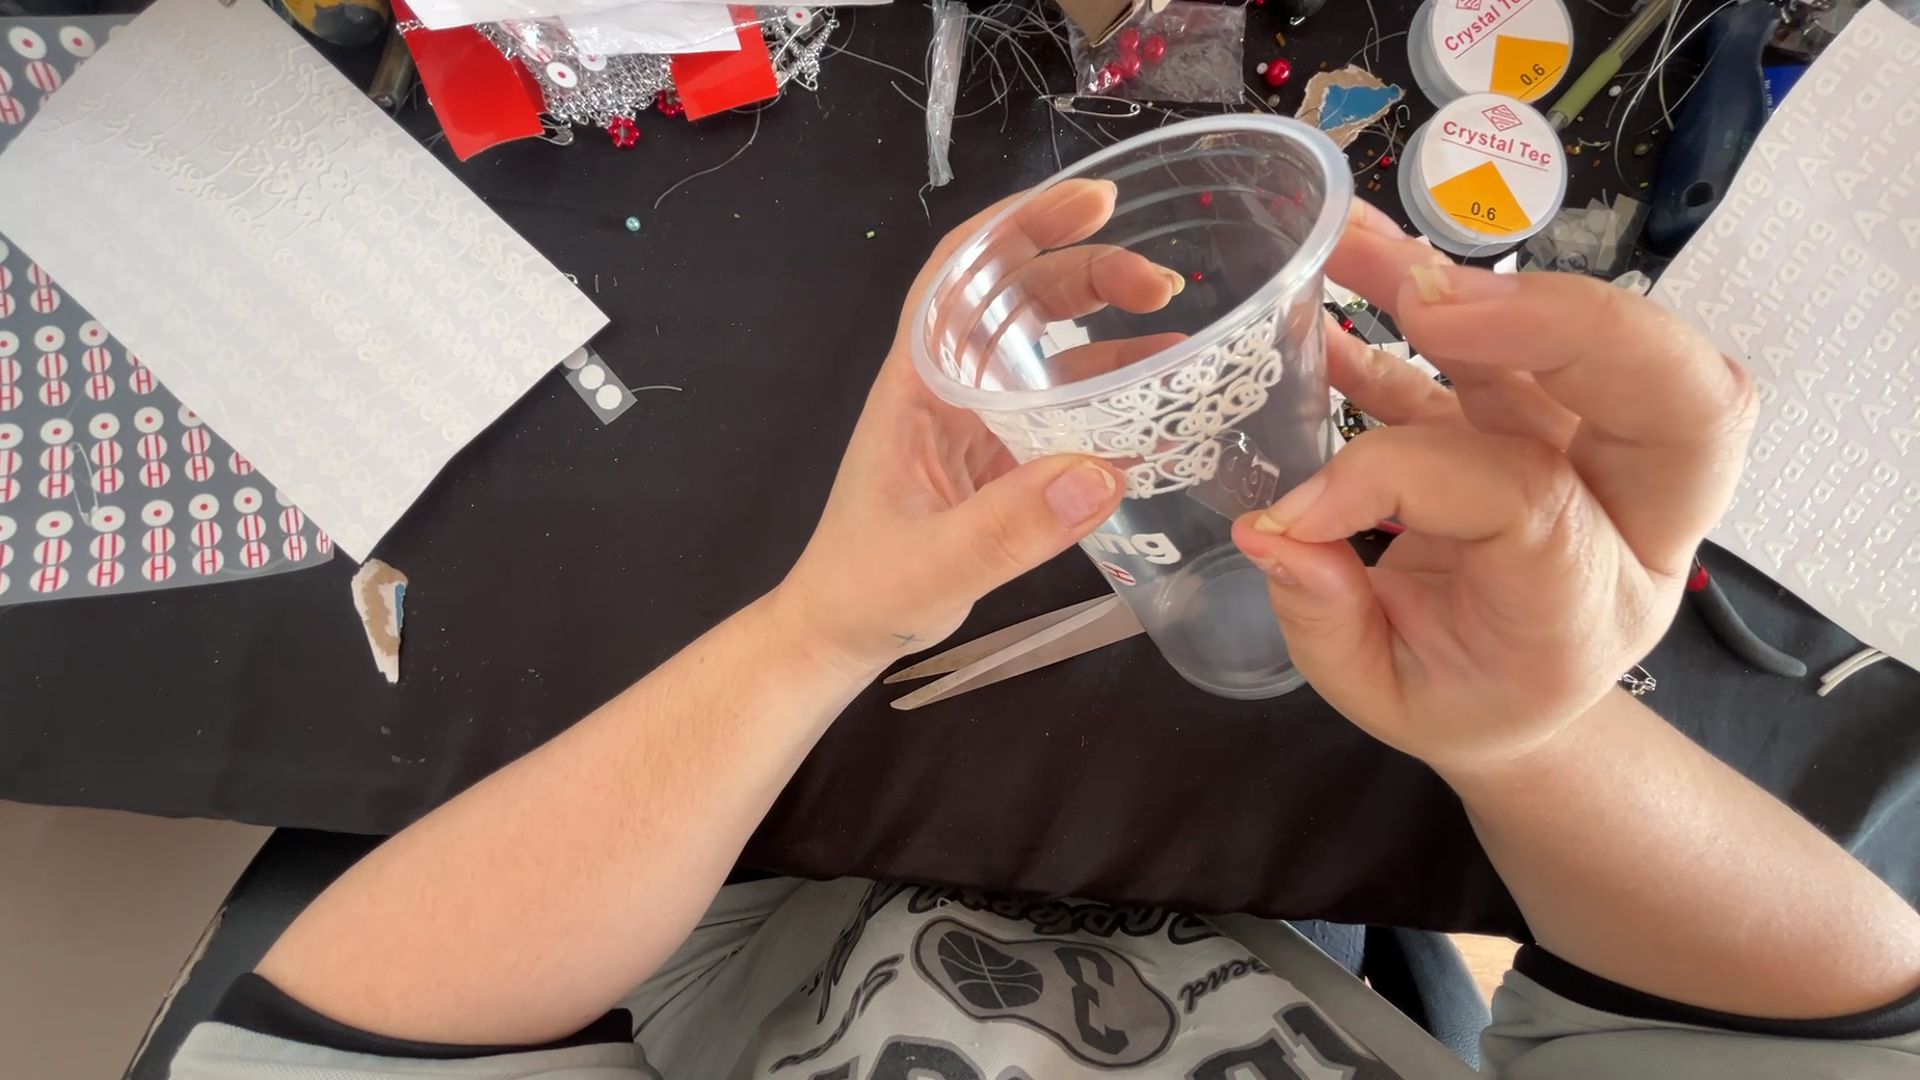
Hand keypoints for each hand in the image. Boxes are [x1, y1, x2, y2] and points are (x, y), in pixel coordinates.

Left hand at [777, 180, 1186, 673]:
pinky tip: (1149, 420)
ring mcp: (976, 427)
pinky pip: (1056, 419)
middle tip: (1161, 287)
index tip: (1095, 203)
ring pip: (1045, 360)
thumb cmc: (864, 589)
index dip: (1020, 224)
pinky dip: (1102, 410)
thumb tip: (1101, 476)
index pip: (959, 274)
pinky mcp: (997, 464)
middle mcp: (948, 391)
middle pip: (1016, 304)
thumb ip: (1006, 529)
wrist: (845, 628)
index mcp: (917, 387)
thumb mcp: (931, 565)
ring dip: (1108, 344)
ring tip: (1175, 351)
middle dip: (1088, 277)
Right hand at [1233, 201, 1755, 776]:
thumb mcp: (1376, 692)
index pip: (1512, 501)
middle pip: (1670, 395)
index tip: (1289, 513)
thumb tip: (1269, 532)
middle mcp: (1626, 521)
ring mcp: (1593, 464)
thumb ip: (1325, 621)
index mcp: (1585, 606)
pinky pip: (1496, 359)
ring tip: (1354, 245)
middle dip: (1557, 326)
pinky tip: (1348, 291)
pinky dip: (1423, 319)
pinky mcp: (1541, 431)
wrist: (1517, 698)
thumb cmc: (1451, 699)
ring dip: (1465, 283)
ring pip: (1584, 347)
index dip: (1386, 481)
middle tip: (1426, 298)